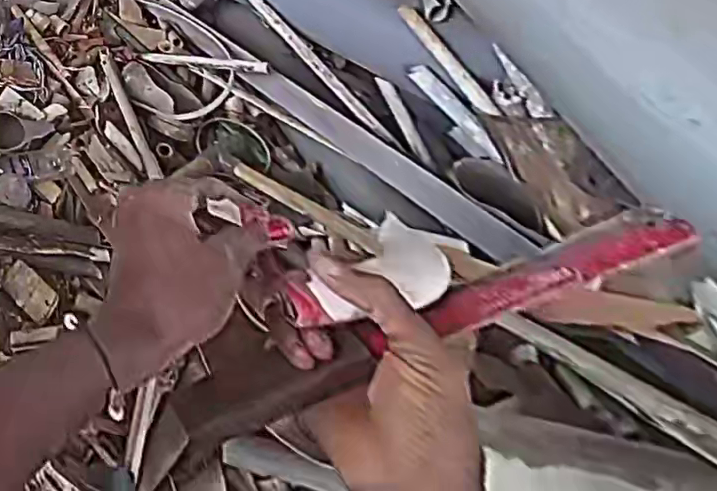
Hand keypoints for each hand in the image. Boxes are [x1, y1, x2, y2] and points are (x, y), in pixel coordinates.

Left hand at [91, 179, 269, 387]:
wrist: (140, 331)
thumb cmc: (173, 300)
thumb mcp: (224, 265)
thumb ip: (247, 237)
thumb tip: (262, 227)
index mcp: (158, 196)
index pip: (208, 185)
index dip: (241, 203)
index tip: (260, 217)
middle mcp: (138, 201)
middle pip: (192, 199)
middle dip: (226, 218)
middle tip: (253, 234)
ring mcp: (130, 220)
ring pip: (179, 216)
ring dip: (209, 231)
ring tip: (237, 251)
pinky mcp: (129, 241)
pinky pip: (165, 230)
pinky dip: (189, 240)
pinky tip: (211, 260)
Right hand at [301, 249, 481, 490]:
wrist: (401, 483)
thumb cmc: (437, 436)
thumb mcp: (427, 356)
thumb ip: (382, 300)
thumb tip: (327, 261)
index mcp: (407, 320)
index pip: (372, 268)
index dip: (349, 255)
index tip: (329, 248)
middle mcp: (366, 325)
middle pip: (324, 279)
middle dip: (311, 283)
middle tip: (312, 295)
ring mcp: (333, 341)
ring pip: (295, 298)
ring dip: (299, 313)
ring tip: (317, 339)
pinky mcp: (304, 358)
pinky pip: (279, 328)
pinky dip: (286, 336)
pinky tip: (307, 356)